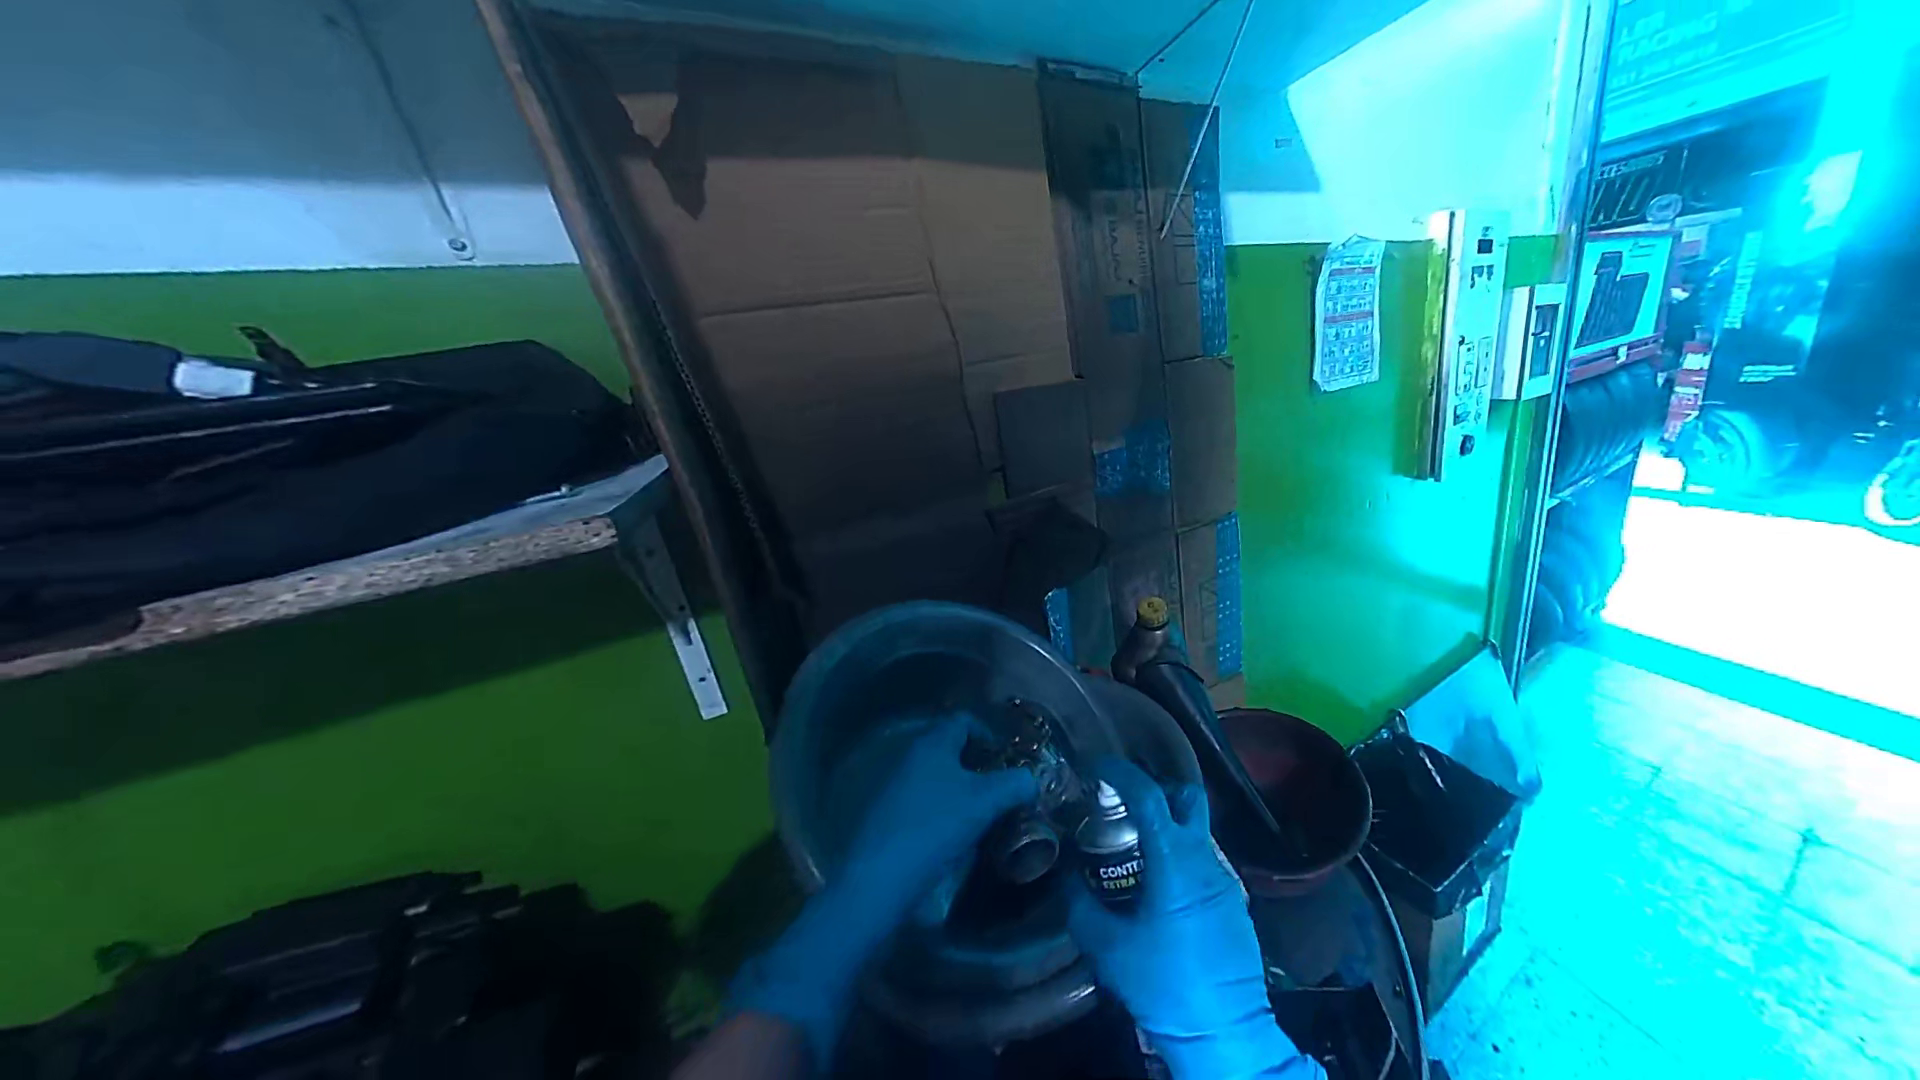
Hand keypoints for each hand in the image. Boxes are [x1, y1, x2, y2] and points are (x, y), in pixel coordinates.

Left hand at [731, 717, 1038, 1071]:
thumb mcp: (985, 802)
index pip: (964, 720)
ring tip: (986, 815)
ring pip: (939, 776)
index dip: (990, 733)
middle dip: (980, 765)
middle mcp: (911, 756)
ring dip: (964, 790)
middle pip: (951, 748)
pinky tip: (958, 835)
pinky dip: (946, 809)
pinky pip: (926, 800)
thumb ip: (1015, 784)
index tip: (1009, 760)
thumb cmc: (935, 826)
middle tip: (1003, 789)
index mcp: (932, 743)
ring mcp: (896, 785)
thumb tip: (1030, 780)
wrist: (880, 876)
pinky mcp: (889, 814)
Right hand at [1067, 759, 1323, 1079]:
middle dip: (1152, 787)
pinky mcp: (1233, 902)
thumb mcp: (1107, 947)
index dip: (1119, 771)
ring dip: (1163, 823)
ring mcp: (1225, 880)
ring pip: (1194, 828)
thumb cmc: (1164, 987)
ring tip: (1130, 844)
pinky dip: (1176, 853)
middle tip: (1119, 802)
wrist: (1228, 1038)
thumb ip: (1079, 903)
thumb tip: (1066, 873)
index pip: (1149, 794)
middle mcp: (1204, 860)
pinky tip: (1154, 883)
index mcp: (1175, 863)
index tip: (1094, 767)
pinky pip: (1202, 858)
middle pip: (1186, 796)